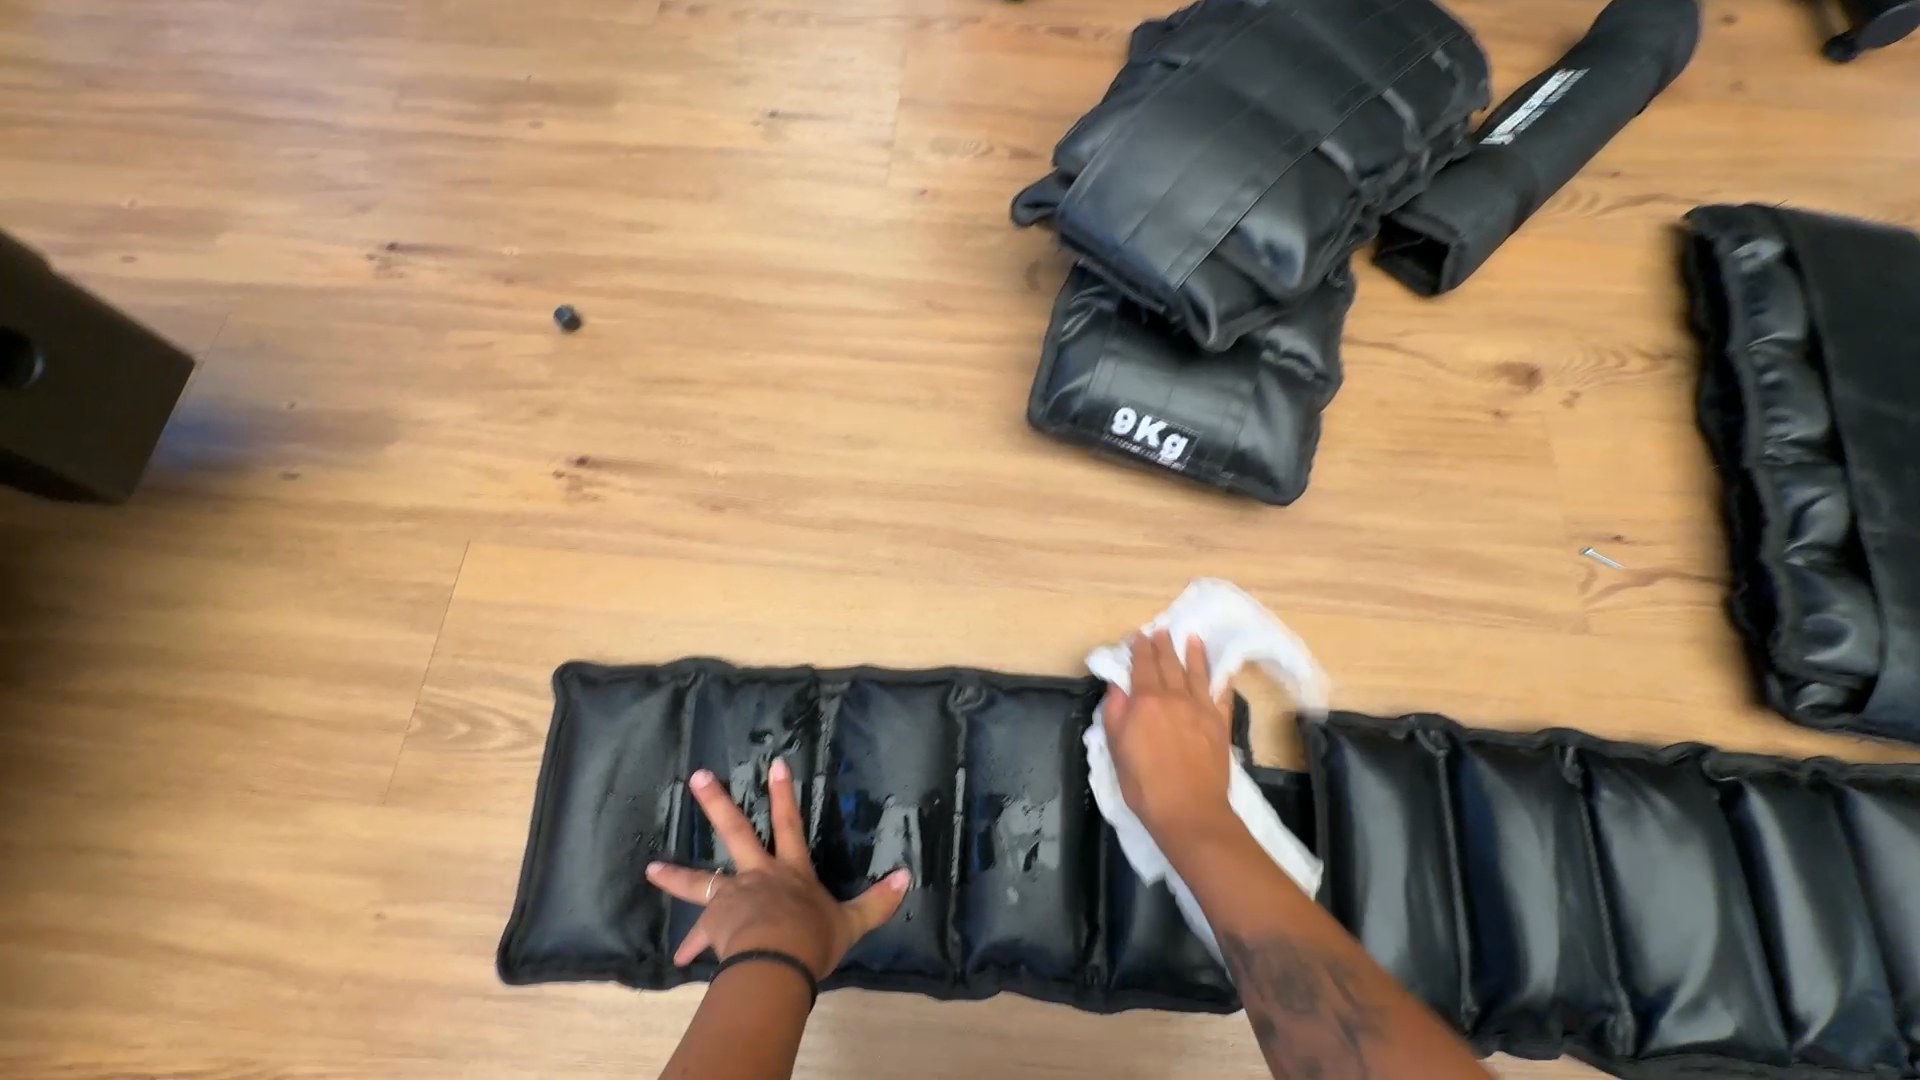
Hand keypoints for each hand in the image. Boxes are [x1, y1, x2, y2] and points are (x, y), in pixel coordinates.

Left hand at [646, 760, 910, 978]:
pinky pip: (700, 934)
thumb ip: (878, 901)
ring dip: (677, 873)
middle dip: (718, 802)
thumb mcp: (852, 921)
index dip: (784, 794)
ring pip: (702, 879)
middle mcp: (759, 875)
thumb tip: (907, 877)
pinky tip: (680, 958)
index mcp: (792, 871)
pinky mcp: (716, 924)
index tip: (775, 764)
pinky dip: (692, 944)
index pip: (790, 824)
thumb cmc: (813, 939)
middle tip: (696, 777)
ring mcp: (734, 897)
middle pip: (736, 831)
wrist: (776, 962)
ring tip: (651, 868)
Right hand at [1103, 631, 1238, 849]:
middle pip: (1169, 665)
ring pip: (1197, 673)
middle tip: (1161, 630)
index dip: (1140, 649)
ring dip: (1194, 654)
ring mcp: (1201, 710)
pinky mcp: (1220, 725)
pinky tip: (1220, 674)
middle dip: (1163, 645)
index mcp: (1146, 701)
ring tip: (1192, 638)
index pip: (1142, 666)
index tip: (1139, 636)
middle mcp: (1175, 698)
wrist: (1189, 810)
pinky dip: (1220, 681)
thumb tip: (1117, 685)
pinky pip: (1222, 695)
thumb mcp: (1117, 748)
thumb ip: (1115, 712)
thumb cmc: (1144, 784)